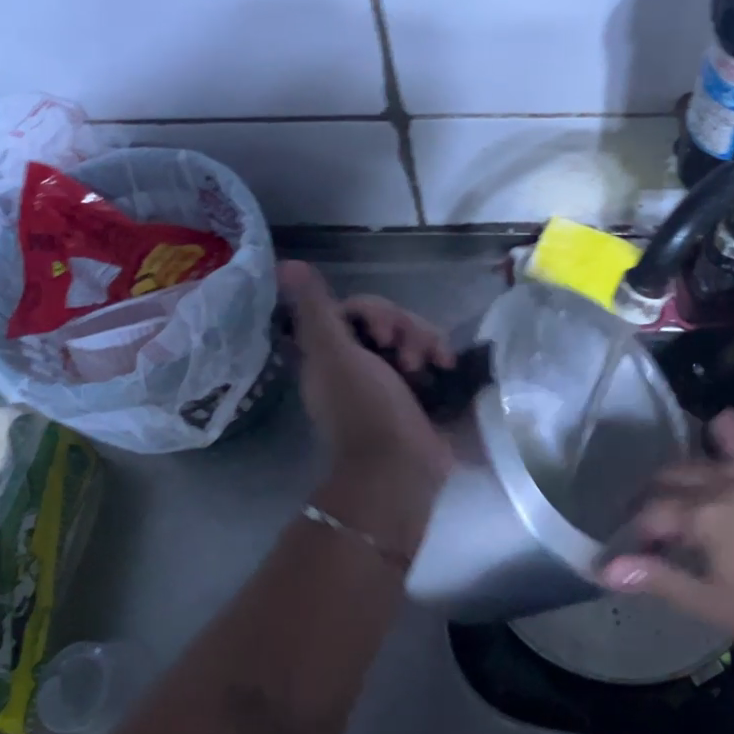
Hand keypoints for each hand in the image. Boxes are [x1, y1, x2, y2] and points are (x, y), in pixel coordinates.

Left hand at [280, 262, 450, 549]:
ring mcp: (391, 380)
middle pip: (387, 321)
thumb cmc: (364, 410)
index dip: (374, 312)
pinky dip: (440, 356)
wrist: (399, 469)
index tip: (383, 333)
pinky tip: (447, 365)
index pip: (355, 310)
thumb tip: (285, 265)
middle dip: (404, 328)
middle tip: (409, 356)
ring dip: (424, 341)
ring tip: (432, 366)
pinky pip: (431, 357)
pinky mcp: (420, 393)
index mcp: (331, 354)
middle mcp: (358, 363)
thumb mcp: (334, 355)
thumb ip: (315, 310)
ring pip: (411, 336)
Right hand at [601, 410, 733, 657]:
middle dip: (648, 500)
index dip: (635, 534)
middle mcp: (720, 488)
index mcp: (702, 516)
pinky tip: (722, 419)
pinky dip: (731, 434)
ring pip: (700, 464)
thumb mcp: (711, 603)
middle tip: (637, 525)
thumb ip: (658, 579)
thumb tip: (604, 568)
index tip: (627, 555)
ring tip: (659, 485)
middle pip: (669, 482)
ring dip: (675, 471)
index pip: (651, 515)